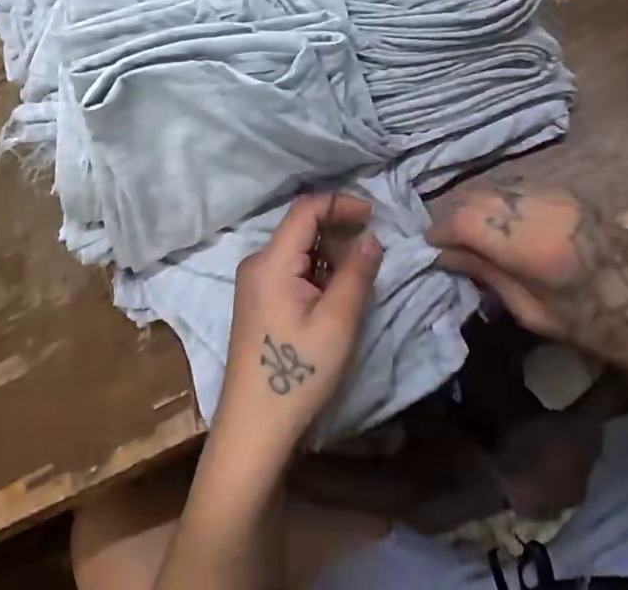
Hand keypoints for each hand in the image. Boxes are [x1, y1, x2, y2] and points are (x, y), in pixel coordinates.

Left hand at [215, 193, 383, 453]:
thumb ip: (356, 273)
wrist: (255, 423)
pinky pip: (290, 269)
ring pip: (297, 249)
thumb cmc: (299, 371)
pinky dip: (316, 270)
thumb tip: (371, 237)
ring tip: (358, 276)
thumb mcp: (338, 322)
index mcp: (271, 261)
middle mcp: (257, 262)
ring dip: (329, 252)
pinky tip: (335, 293)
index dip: (340, 203)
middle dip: (338, 229)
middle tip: (372, 249)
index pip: (304, 209)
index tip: (374, 214)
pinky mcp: (257, 299)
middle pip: (300, 227)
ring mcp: (254, 281)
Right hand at [428, 182, 627, 362]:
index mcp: (530, 246)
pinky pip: (513, 186)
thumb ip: (485, 274)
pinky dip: (495, 201)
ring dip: (472, 207)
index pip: (462, 221)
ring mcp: (554, 194)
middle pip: (472, 197)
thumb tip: (443, 254)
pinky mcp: (565, 190)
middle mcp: (538, 209)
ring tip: (468, 233)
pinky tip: (497, 224)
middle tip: (447, 243)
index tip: (431, 249)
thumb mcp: (532, 312)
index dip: (439, 232)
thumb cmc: (597, 326)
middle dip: (452, 217)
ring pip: (490, 186)